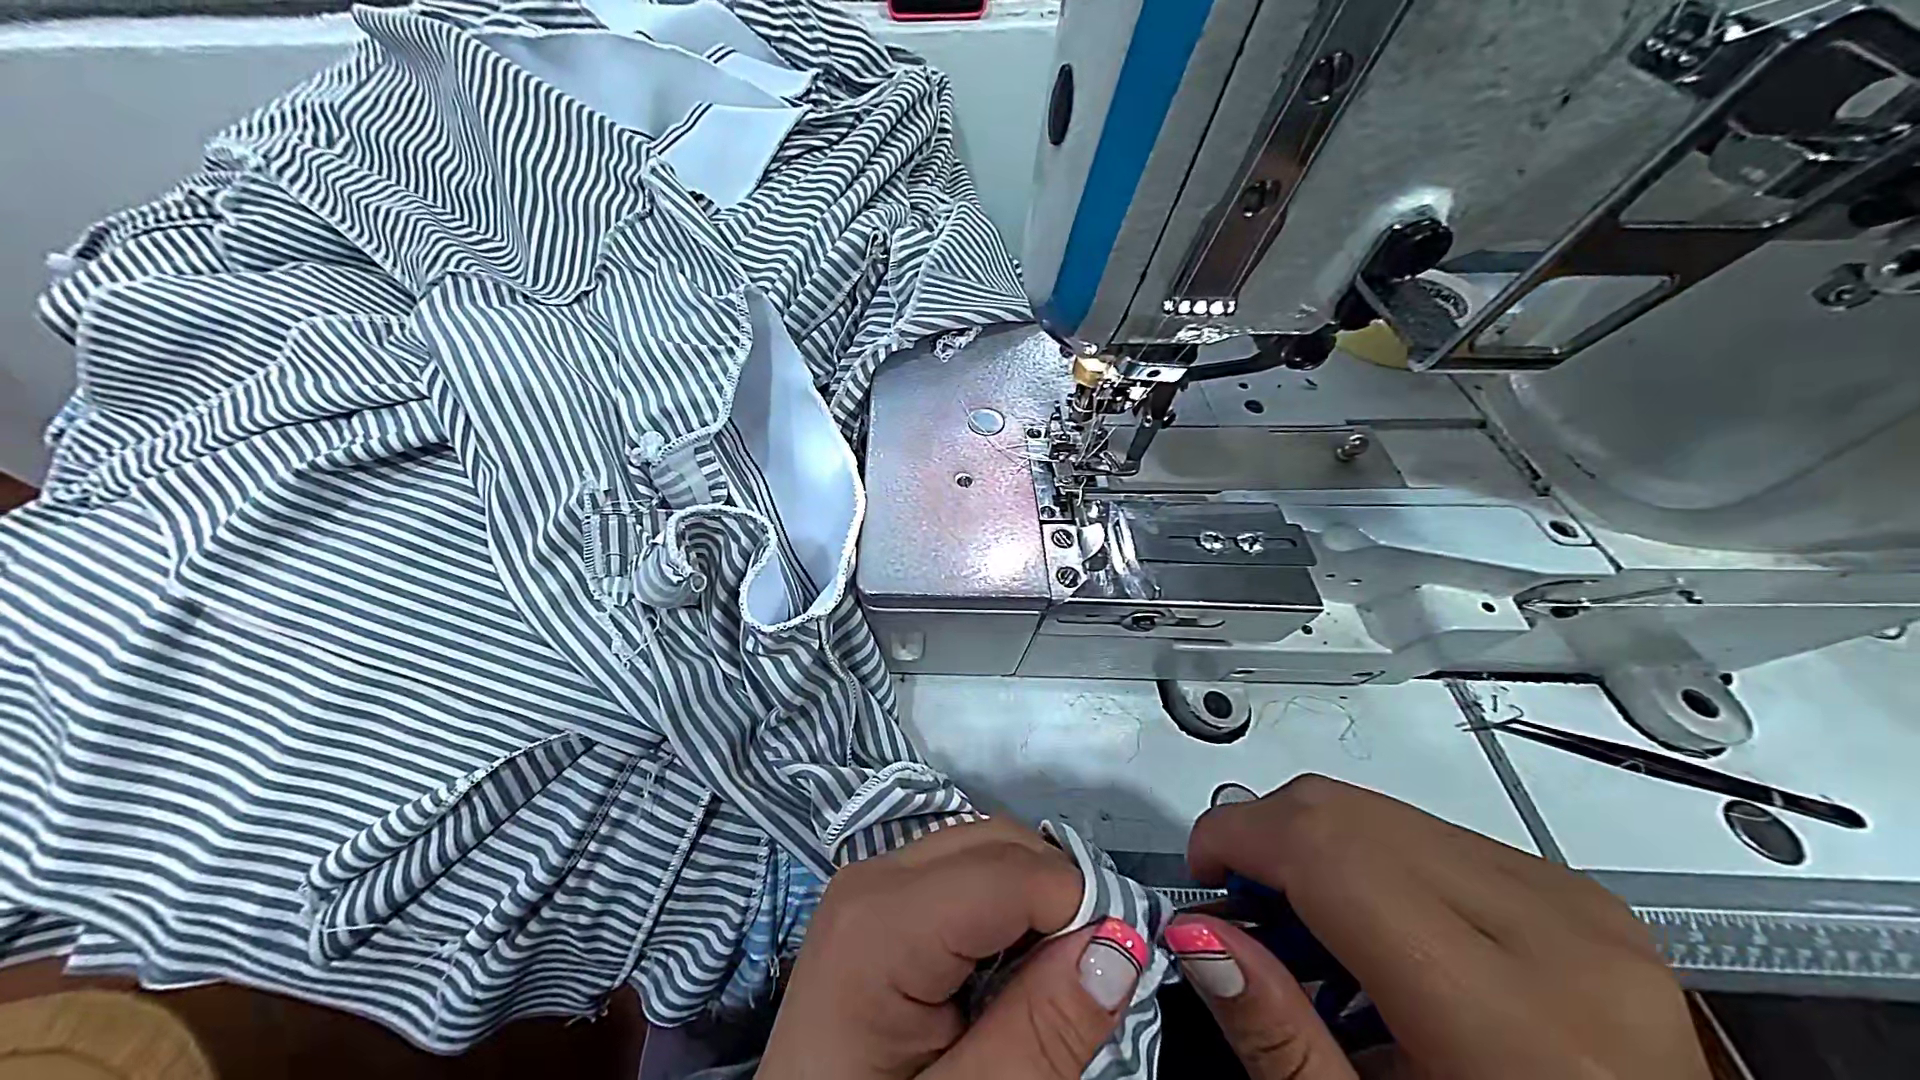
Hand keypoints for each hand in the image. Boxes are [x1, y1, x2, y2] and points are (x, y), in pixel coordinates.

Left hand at [759, 819, 1148, 1079]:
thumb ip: (1042, 1031)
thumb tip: (1122, 944)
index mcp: (882, 922)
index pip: (1013, 872)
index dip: (1082, 910)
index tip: (1118, 973)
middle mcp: (873, 874)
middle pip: (999, 843)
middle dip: (1059, 895)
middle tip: (1084, 981)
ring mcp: (871, 879)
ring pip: (985, 847)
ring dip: (1033, 898)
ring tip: (1041, 982)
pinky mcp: (877, 895)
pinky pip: (961, 869)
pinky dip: (1002, 904)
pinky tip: (1000, 968)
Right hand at [1170, 775, 1711, 1079]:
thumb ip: (1281, 1039)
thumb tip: (1200, 937)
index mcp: (1519, 1020)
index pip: (1330, 850)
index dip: (1238, 836)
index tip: (1203, 871)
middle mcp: (1560, 935)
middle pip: (1346, 810)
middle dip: (1265, 835)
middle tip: (1242, 904)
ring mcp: (1577, 904)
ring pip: (1378, 808)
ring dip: (1314, 846)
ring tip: (1309, 928)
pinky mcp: (1575, 894)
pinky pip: (1425, 828)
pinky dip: (1365, 858)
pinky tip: (1370, 928)